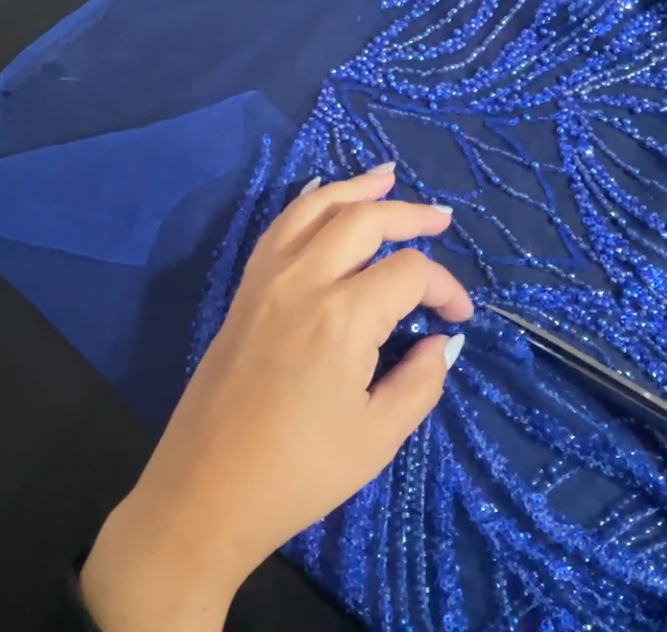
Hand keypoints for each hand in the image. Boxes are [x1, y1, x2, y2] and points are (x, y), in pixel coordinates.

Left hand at [80, 164, 471, 631]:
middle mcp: (303, 281)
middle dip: (409, 214)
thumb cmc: (298, 473)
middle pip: (363, 220)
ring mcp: (265, 281)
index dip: (445, 287)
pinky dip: (308, 206)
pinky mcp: (243, 291)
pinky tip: (322, 202)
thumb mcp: (377, 437)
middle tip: (442, 218)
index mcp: (342, 316)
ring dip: (354, 189)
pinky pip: (279, 229)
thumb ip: (420, 380)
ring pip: (313, 210)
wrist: (205, 492)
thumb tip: (442, 341)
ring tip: (386, 175)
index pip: (409, 272)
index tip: (460, 317)